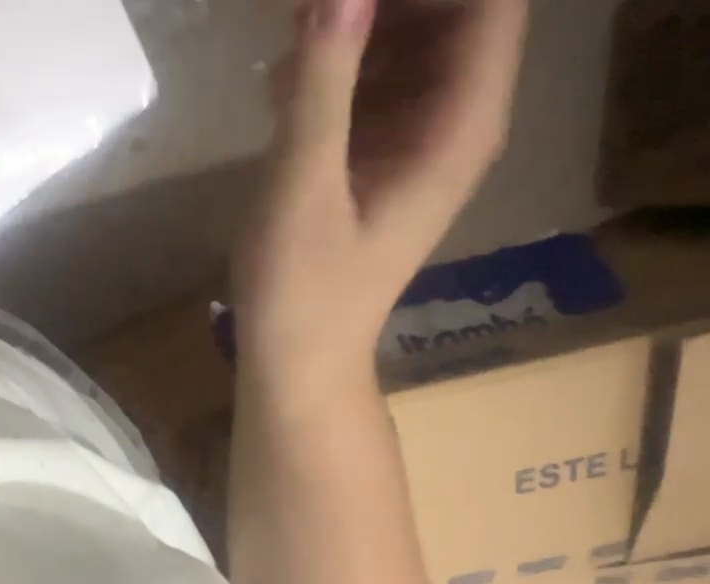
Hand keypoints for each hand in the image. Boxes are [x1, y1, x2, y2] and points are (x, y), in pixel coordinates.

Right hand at [234, 0, 528, 378]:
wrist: (296, 363)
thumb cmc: (302, 288)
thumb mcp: (302, 189)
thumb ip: (321, 90)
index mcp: (462, 123)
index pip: (485, 7)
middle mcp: (456, 122)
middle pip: (449, 20)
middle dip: (382, 4)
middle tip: (305, 11)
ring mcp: (418, 143)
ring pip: (408, 51)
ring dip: (355, 33)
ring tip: (286, 41)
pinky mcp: (380, 164)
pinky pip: (373, 93)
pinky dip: (336, 75)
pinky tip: (283, 86)